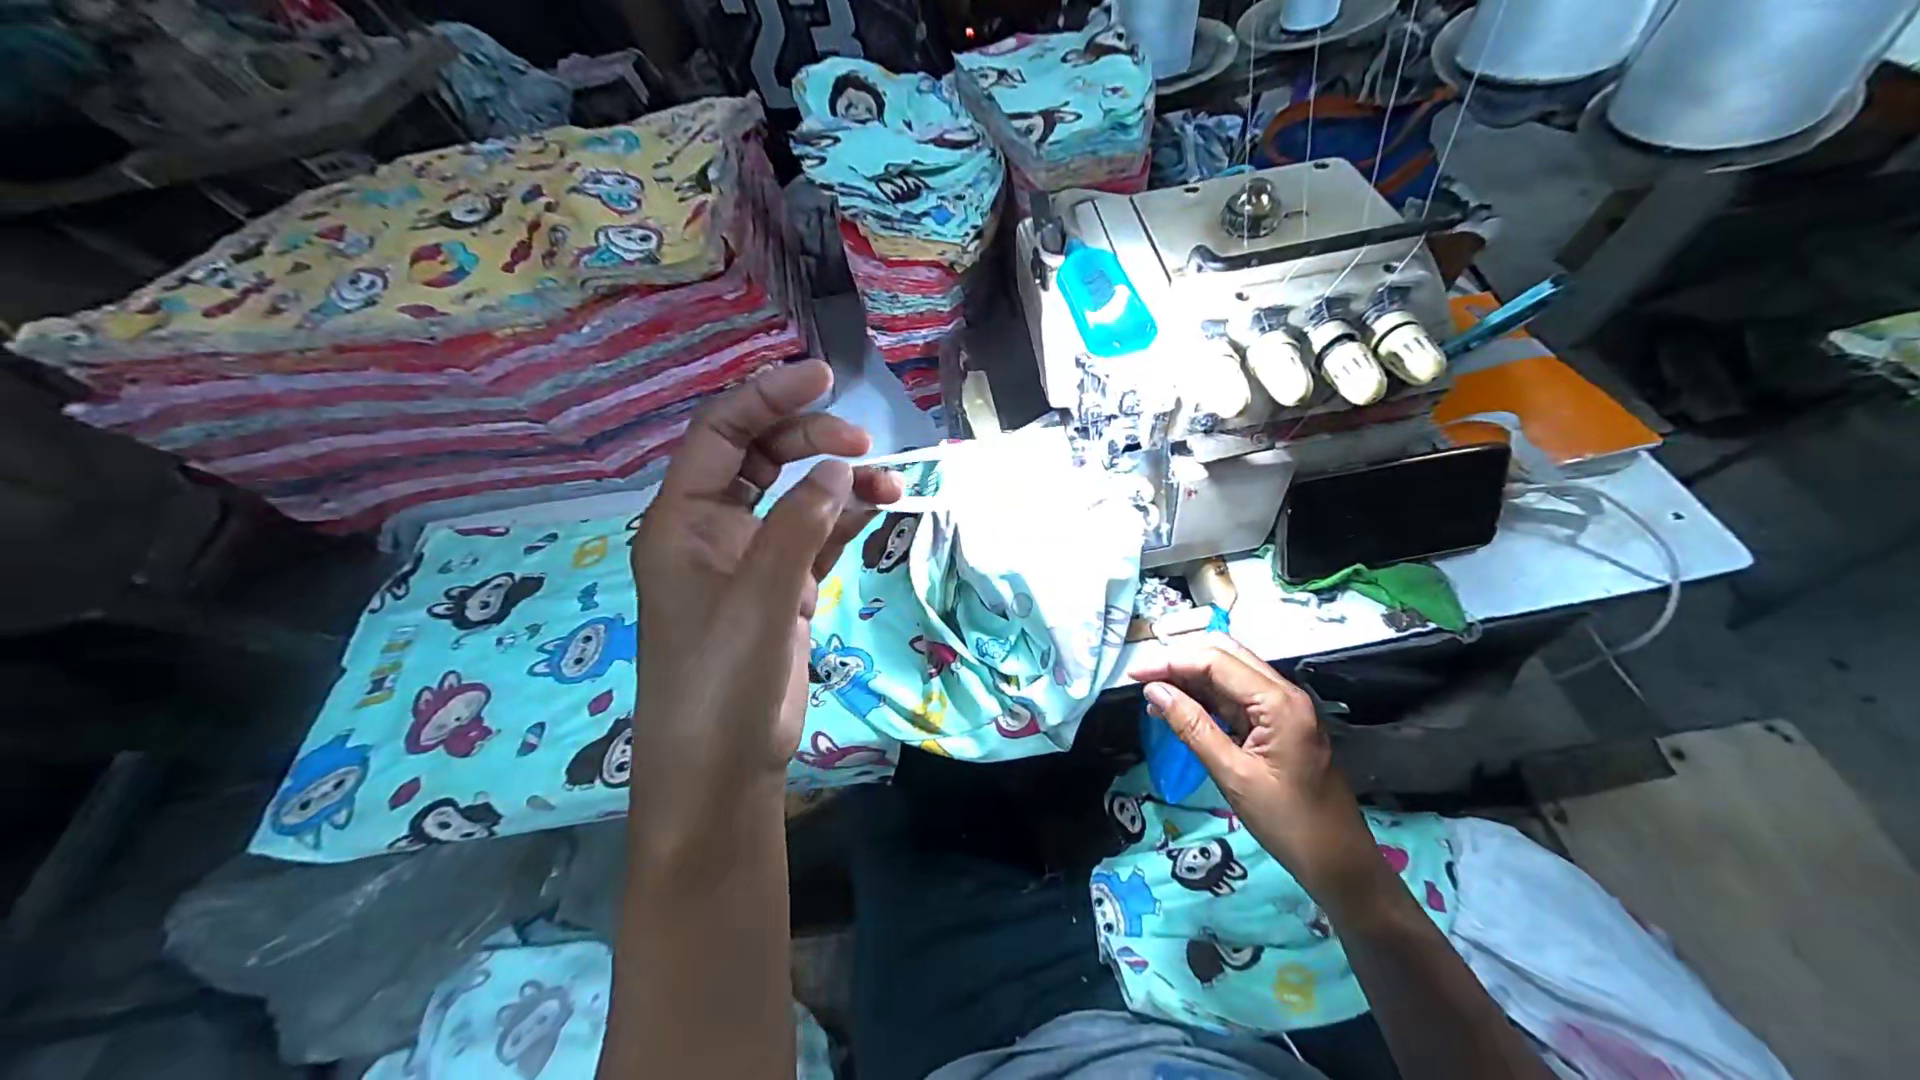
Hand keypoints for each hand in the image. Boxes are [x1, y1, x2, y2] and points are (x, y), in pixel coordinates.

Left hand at [630, 361, 900, 827]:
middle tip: (863, 441)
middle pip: (762, 456)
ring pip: (796, 496)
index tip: (824, 377)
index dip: (769, 397)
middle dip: (812, 439)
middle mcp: (714, 528)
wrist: (723, 766)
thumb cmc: (720, 681)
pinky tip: (879, 508)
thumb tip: (842, 469)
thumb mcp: (758, 597)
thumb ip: (798, 526)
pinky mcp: (782, 587)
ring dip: (840, 482)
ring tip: (889, 482)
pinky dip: (846, 518)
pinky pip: (816, 535)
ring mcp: (751, 558)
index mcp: (683, 519)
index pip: (722, 433)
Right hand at [1128, 635, 1386, 905]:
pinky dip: (1205, 696)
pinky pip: (1235, 695)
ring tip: (1154, 695)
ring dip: (1190, 677)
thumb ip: (1192, 727)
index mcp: (1278, 702)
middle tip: (1143, 681)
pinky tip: (1180, 708)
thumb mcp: (1232, 775)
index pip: (1215, 661)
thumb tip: (1154, 692)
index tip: (1135, 676)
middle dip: (1180, 662)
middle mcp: (1283, 693)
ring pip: (1228, 672)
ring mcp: (1282, 706)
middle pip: (1223, 655)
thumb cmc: (1288, 822)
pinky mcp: (1277, 721)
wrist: (1339, 860)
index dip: (1171, 663)